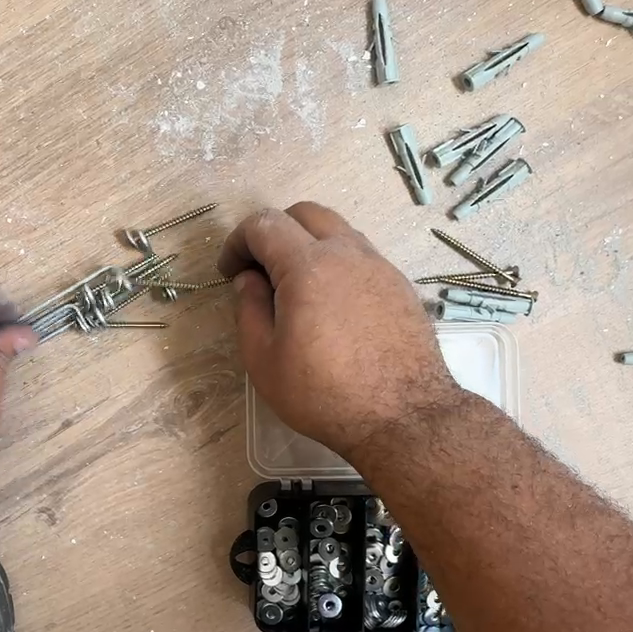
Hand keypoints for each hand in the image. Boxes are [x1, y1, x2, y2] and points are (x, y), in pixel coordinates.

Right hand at [218, 203, 464, 462]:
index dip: (238, 241)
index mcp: (307, 266)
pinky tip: (331, 306)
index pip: (264, 225)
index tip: (229, 272)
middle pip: (305, 214)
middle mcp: (346, 253)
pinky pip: (361, 256)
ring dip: (308, 245)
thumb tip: (249, 279)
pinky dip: (336, 264)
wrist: (403, 417)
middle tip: (260, 271)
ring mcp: (379, 266)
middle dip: (274, 232)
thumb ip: (250, 310)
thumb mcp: (264, 360)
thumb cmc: (322, 394)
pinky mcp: (400, 285)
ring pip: (337, 231)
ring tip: (296, 288)